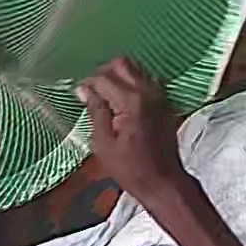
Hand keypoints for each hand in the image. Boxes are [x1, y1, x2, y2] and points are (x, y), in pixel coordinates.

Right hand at [77, 58, 190, 202]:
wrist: (163, 181)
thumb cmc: (131, 168)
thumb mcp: (104, 143)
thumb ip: (95, 111)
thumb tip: (83, 89)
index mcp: (131, 102)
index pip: (104, 78)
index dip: (88, 84)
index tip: (80, 94)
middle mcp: (148, 91)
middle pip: (123, 64)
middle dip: (104, 72)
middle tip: (93, 90)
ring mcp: (161, 95)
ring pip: (137, 68)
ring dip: (120, 75)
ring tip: (107, 95)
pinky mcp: (166, 101)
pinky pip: (148, 79)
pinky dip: (134, 82)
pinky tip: (125, 100)